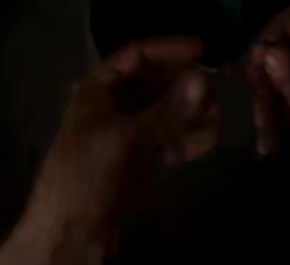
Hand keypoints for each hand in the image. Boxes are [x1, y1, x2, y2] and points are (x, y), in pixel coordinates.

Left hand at [0, 38, 218, 264]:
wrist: (66, 240)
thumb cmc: (87, 175)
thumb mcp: (127, 139)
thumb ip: (168, 111)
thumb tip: (203, 81)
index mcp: (99, 88)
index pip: (137, 56)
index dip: (169, 51)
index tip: (201, 49)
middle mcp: (112, 106)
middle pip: (154, 84)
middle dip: (185, 85)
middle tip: (218, 85)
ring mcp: (125, 135)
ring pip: (164, 114)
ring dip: (191, 112)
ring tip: (223, 110)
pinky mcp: (135, 163)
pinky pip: (165, 141)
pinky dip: (187, 138)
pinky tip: (212, 137)